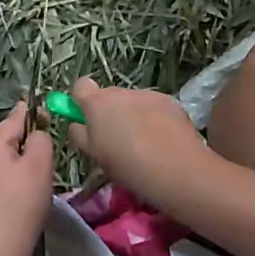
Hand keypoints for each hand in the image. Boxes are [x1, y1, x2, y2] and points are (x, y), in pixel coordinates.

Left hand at [0, 102, 52, 255]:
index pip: (16, 116)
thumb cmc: (22, 204)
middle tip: (49, 160)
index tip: (53, 120)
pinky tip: (24, 194)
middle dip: (28, 142)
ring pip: (4, 156)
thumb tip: (36, 131)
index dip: (36, 114)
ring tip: (38, 179)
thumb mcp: (40, 164)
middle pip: (8, 136)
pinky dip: (13, 177)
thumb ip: (40, 138)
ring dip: (22, 162)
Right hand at [66, 78, 212, 197]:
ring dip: (133, 115)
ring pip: (132, 102)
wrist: (176, 169)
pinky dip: (154, 118)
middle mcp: (121, 92)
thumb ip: (80, 134)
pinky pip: (154, 107)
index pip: (80, 86)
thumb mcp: (93, 155)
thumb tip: (78, 123)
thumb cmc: (126, 165)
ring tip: (143, 143)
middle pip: (108, 96)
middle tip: (117, 140)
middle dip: (110, 112)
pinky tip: (162, 141)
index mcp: (97, 103)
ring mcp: (147, 94)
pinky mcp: (170, 101)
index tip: (87, 119)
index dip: (81, 101)